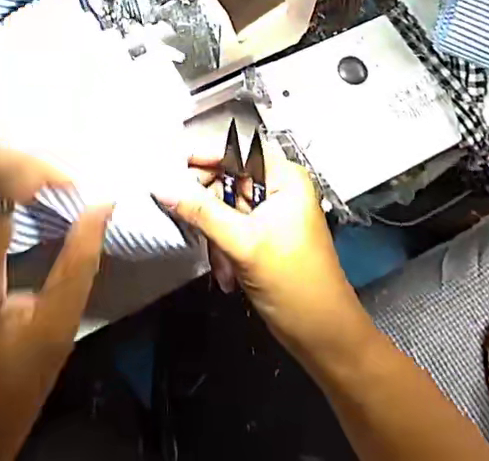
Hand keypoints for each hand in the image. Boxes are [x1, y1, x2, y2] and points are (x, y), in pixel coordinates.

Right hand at [155, 134, 373, 362]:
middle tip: (192, 225)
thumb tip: (166, 187)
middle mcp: (279, 189)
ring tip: (222, 265)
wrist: (323, 336)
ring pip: (225, 208)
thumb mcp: (244, 243)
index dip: (205, 158)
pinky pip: (231, 230)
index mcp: (285, 178)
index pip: (237, 152)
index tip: (173, 169)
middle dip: (210, 210)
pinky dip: (223, 249)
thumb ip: (202, 212)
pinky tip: (228, 274)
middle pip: (227, 180)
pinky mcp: (264, 237)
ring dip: (216, 237)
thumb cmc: (296, 285)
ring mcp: (272, 214)